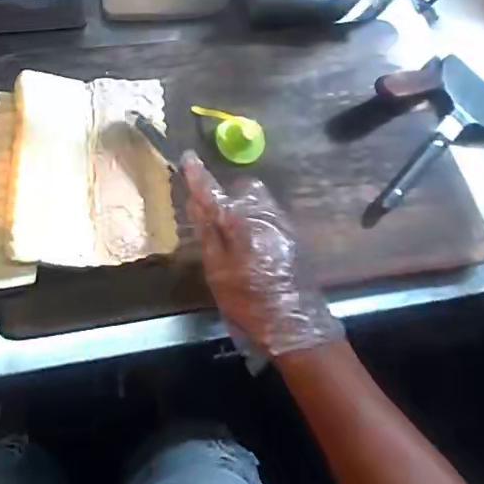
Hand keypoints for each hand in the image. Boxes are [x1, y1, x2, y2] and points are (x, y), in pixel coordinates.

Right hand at [181, 151, 343, 357]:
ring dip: (242, 210)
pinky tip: (252, 248)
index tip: (188, 156)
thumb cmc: (248, 300)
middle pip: (242, 190)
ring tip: (233, 238)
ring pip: (256, 202)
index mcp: (240, 220)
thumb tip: (196, 202)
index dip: (198, 174)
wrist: (295, 327)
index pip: (212, 190)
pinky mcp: (292, 236)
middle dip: (227, 196)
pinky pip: (267, 216)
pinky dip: (255, 222)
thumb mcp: (217, 270)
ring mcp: (281, 223)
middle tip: (214, 219)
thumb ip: (207, 232)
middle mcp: (263, 213)